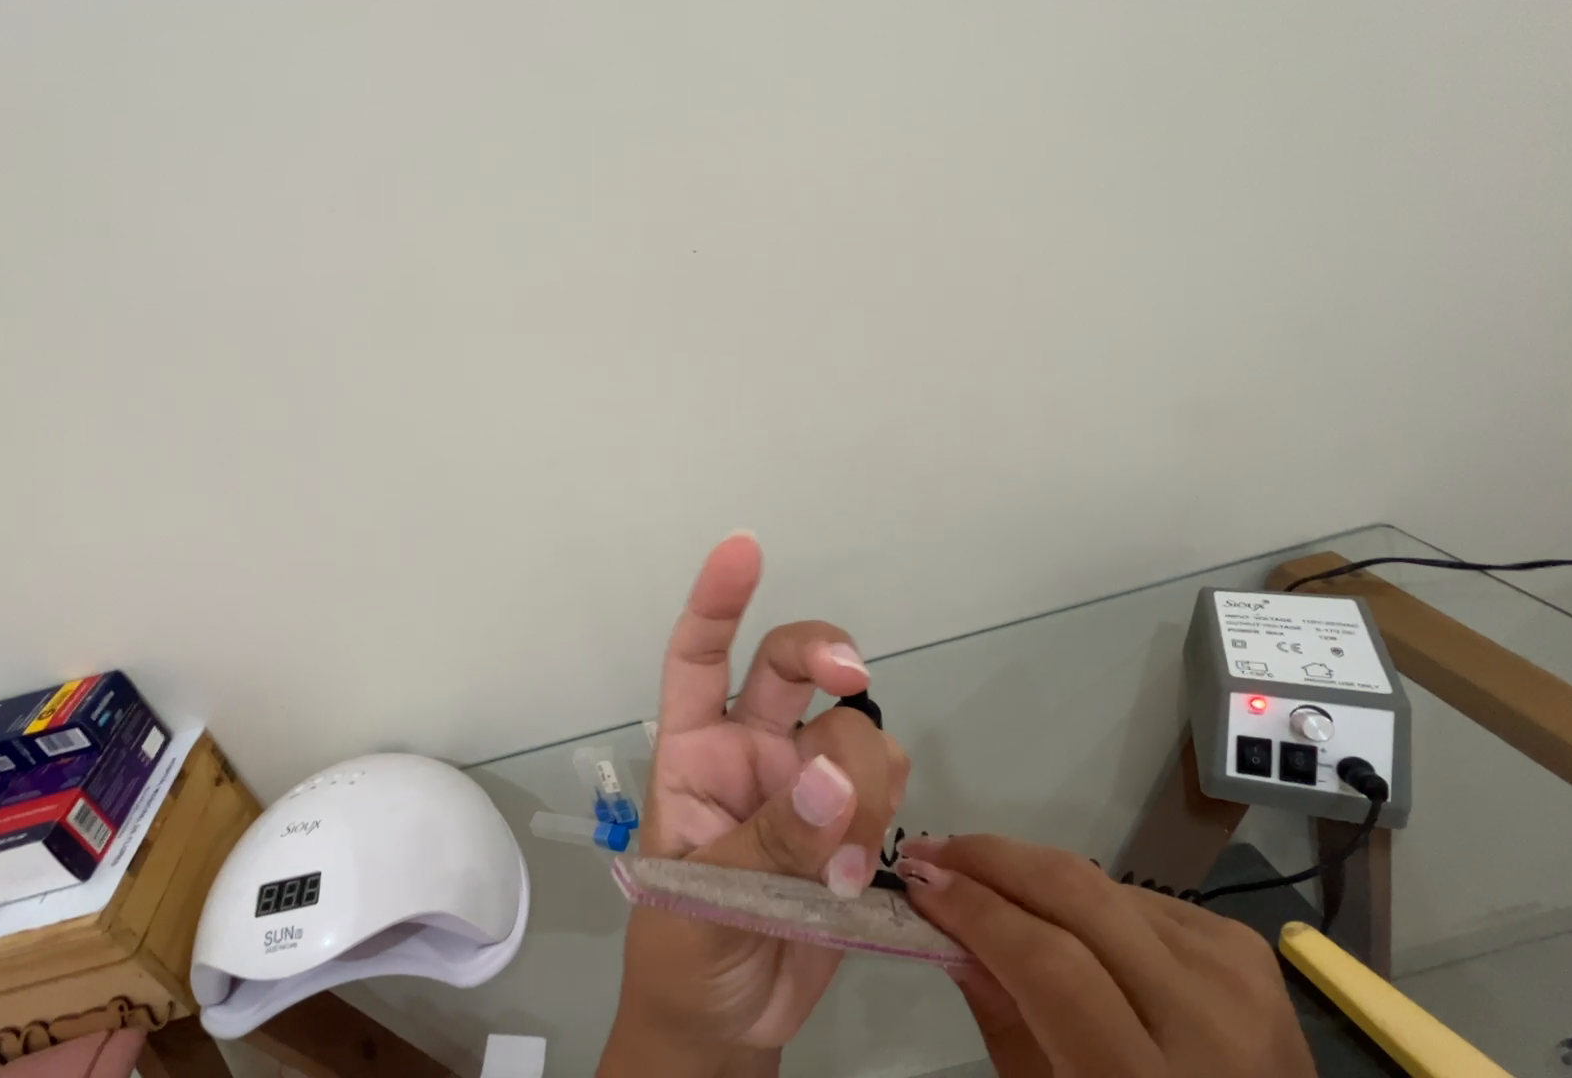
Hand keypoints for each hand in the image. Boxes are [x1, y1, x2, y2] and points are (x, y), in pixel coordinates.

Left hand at [599, 533, 908, 1076]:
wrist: (730, 1023)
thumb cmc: (684, 952)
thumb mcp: (703, 897)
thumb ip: (771, 839)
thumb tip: (835, 772)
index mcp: (693, 751)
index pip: (698, 656)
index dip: (717, 600)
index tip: (744, 548)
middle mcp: (752, 748)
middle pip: (793, 665)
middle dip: (826, 656)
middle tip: (853, 681)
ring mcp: (806, 781)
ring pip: (856, 731)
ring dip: (862, 785)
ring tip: (836, 875)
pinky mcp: (852, 820)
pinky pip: (887, 783)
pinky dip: (886, 815)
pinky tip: (859, 880)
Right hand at [895, 835, 1315, 1077]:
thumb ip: (997, 1009)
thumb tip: (940, 914)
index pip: (1049, 962)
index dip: (974, 909)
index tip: (915, 879)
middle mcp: (1207, 1019)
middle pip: (1077, 896)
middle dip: (990, 858)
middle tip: (930, 849)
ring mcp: (1234, 974)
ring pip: (1099, 884)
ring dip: (1027, 871)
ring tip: (979, 875)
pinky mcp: (1245, 947)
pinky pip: (1135, 895)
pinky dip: (1082, 895)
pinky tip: (1057, 911)